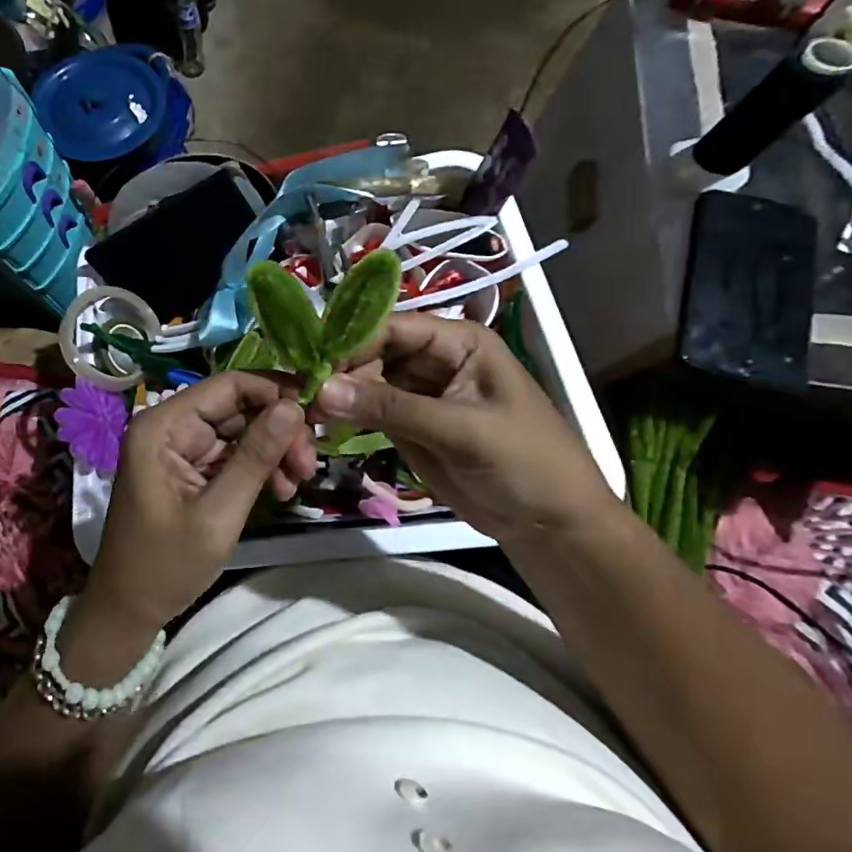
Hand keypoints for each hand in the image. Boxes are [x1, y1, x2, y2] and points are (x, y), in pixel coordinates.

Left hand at [83, 372, 314, 634]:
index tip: (315, 418)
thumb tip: (294, 407)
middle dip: (279, 429)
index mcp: (163, 426)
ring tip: (298, 481)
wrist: (128, 610)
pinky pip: (235, 453)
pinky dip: (261, 467)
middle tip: (309, 463)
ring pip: (243, 429)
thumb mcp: (218, 513)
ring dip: (275, 450)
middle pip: (239, 405)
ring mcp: (182, 447)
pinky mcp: (192, 468)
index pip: (228, 385)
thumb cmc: (165, 564)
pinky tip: (282, 489)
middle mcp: (171, 426)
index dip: (274, 392)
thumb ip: (255, 457)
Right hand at [314, 314, 617, 540]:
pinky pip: (372, 413)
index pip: (394, 328)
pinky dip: (348, 419)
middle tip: (301, 394)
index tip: (308, 362)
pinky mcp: (412, 427)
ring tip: (303, 412)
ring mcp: (422, 394)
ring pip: (368, 383)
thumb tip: (323, 389)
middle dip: (340, 371)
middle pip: (375, 353)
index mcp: (459, 342)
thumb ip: (392, 408)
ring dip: (339, 396)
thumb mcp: (461, 430)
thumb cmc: (524, 462)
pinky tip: (320, 425)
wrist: (550, 524)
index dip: (351, 341)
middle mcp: (436, 360)